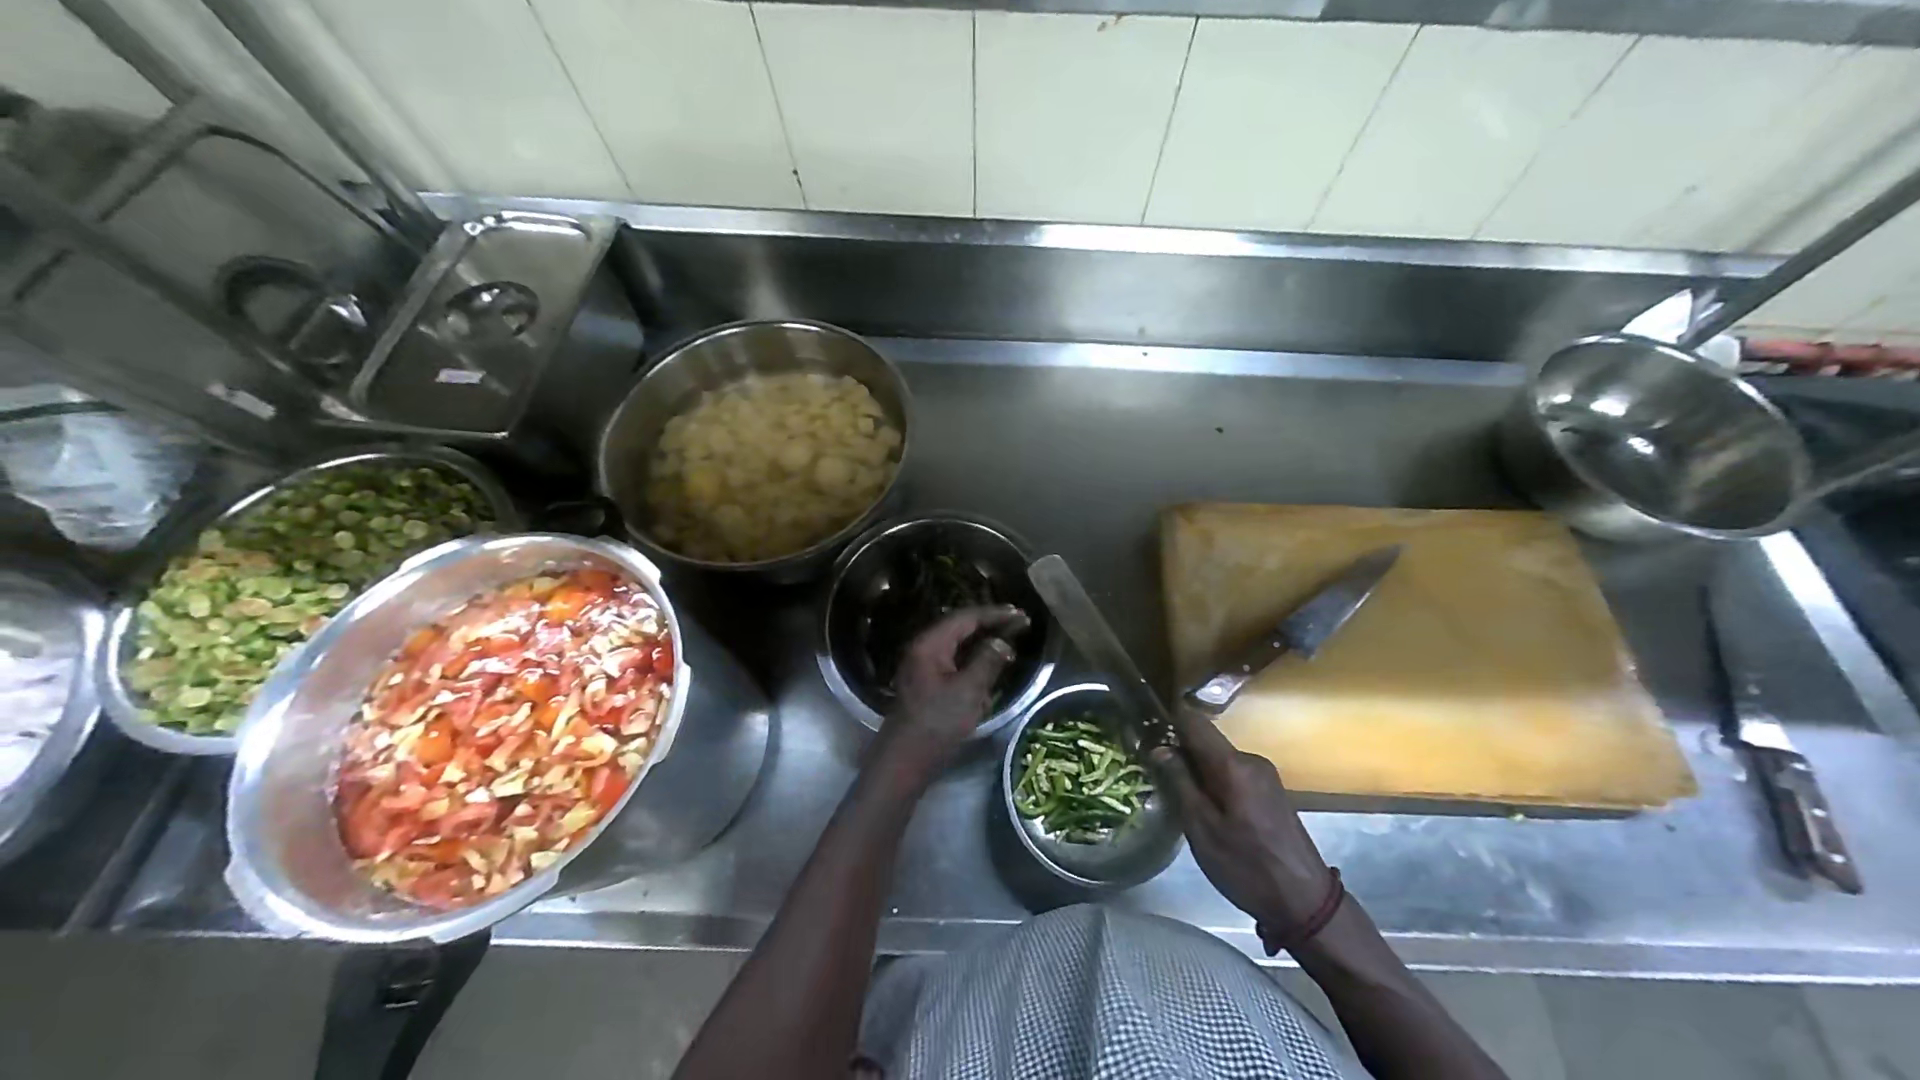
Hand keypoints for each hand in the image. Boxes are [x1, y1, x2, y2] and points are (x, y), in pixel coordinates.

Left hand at [880, 606, 1029, 773]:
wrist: (905, 761)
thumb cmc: (937, 724)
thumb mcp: (968, 691)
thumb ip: (987, 661)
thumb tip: (1003, 641)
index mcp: (929, 644)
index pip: (965, 617)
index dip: (995, 614)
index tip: (1021, 614)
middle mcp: (923, 648)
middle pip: (960, 627)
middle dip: (990, 624)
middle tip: (1020, 623)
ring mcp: (923, 665)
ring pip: (958, 644)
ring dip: (983, 640)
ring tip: (1010, 638)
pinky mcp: (928, 682)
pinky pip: (954, 660)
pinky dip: (974, 658)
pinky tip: (991, 663)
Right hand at [1151, 710, 1334, 931]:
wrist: (1306, 903)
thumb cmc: (1246, 866)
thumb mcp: (1202, 828)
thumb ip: (1180, 782)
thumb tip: (1160, 748)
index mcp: (1234, 764)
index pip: (1194, 721)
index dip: (1167, 721)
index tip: (1144, 732)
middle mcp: (1251, 760)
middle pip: (1206, 741)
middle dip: (1178, 751)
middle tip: (1151, 772)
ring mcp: (1264, 776)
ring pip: (1218, 760)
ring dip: (1195, 770)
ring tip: (1172, 793)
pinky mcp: (1270, 793)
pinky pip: (1232, 774)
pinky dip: (1212, 782)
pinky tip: (1202, 807)